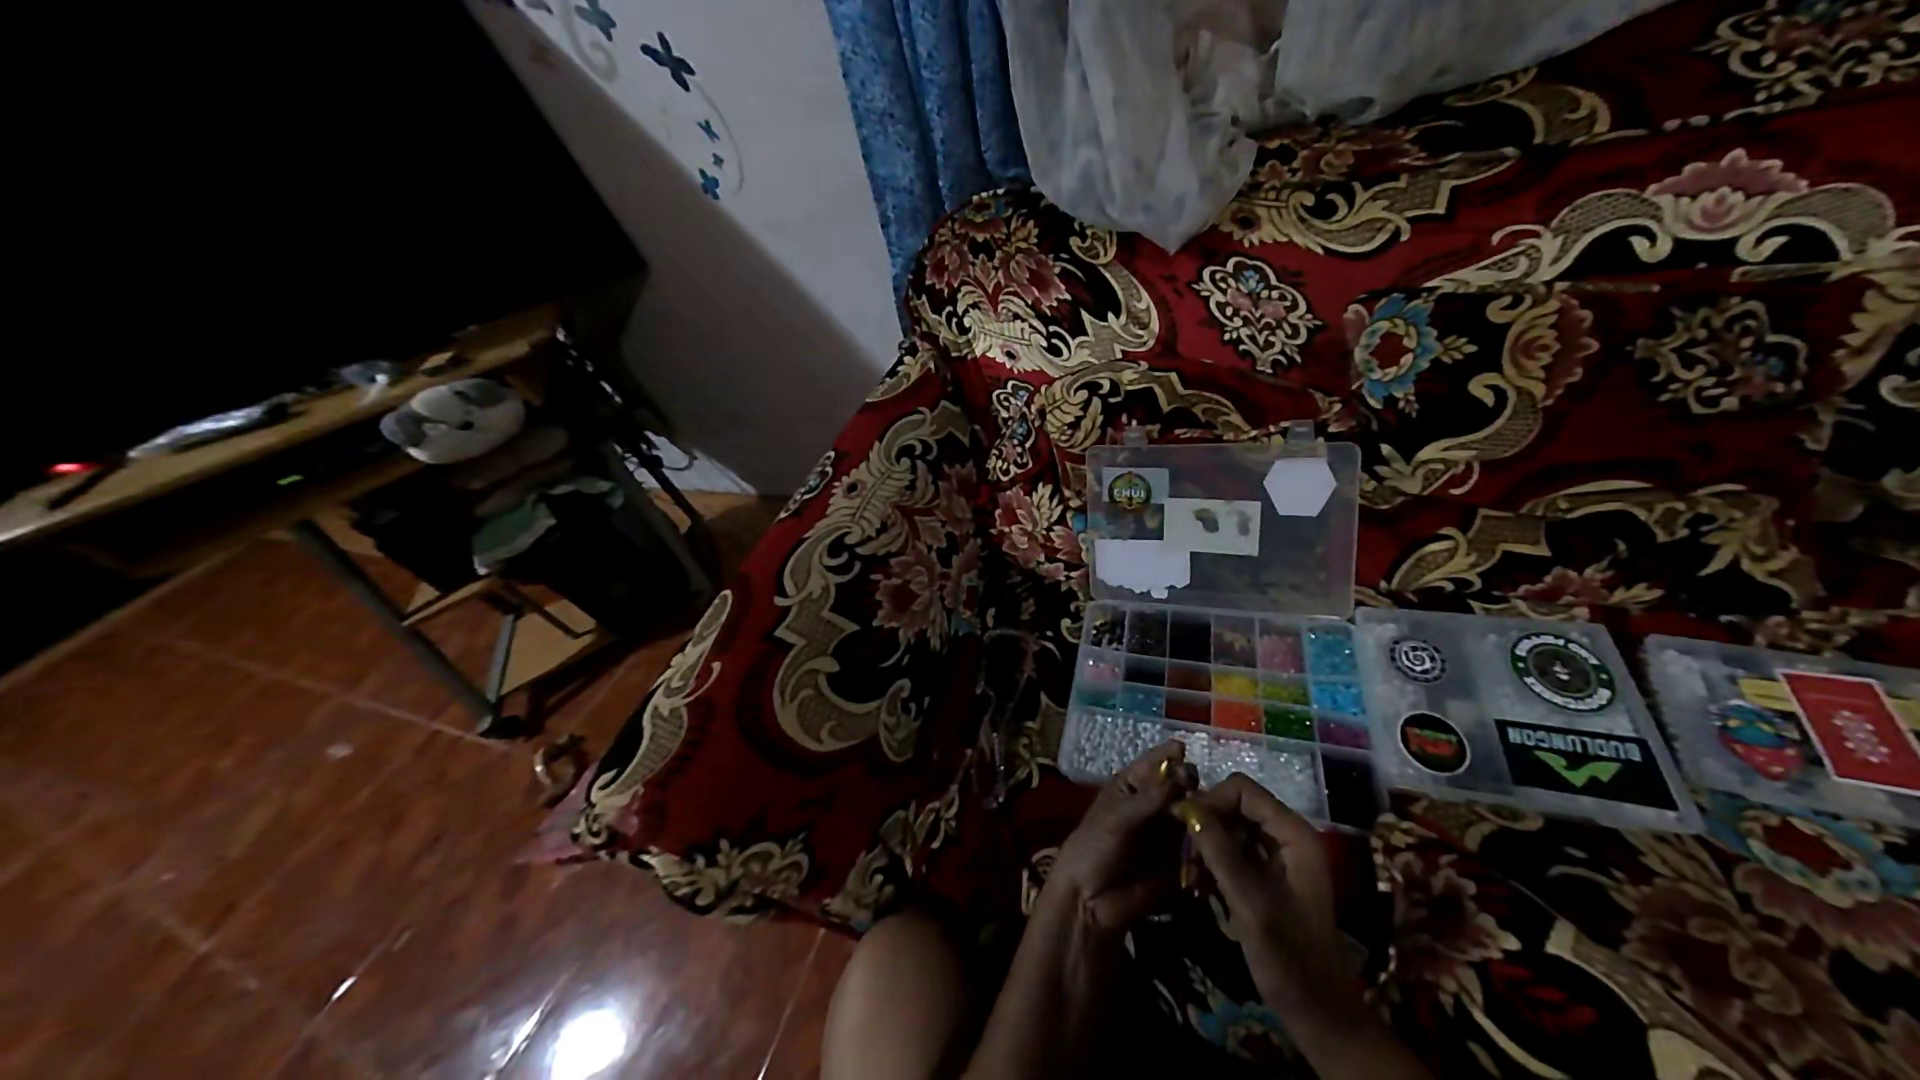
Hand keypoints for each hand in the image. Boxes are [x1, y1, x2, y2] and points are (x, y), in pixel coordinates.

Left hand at [1046, 740, 1193, 933]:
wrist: (1091, 899)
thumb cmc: (1094, 847)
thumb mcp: (1118, 818)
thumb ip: (1150, 799)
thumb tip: (1181, 774)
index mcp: (1135, 784)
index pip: (1158, 762)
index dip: (1172, 756)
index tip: (1183, 754)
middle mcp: (1158, 802)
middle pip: (1184, 786)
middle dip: (1193, 787)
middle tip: (1196, 795)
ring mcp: (1173, 829)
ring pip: (1198, 814)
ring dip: (1205, 815)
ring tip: (1208, 819)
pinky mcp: (1184, 858)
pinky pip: (1201, 845)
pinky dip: (1207, 843)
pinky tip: (1212, 844)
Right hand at [1177, 773, 1354, 1021]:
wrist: (1316, 1012)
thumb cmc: (1289, 958)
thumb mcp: (1251, 904)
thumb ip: (1221, 852)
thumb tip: (1187, 807)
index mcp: (1295, 835)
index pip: (1243, 791)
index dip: (1211, 801)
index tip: (1182, 827)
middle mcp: (1288, 837)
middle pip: (1235, 806)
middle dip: (1206, 825)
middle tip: (1184, 857)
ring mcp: (1278, 857)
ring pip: (1230, 827)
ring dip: (1205, 845)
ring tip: (1189, 876)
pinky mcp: (1266, 876)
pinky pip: (1232, 851)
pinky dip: (1212, 862)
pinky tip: (1199, 885)